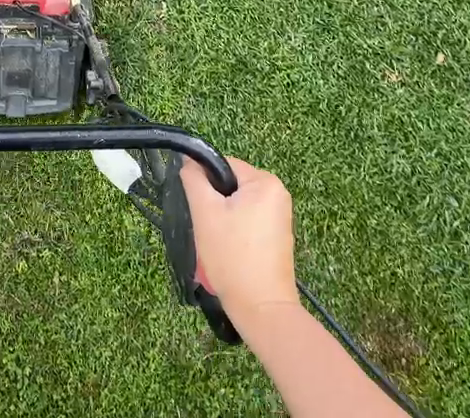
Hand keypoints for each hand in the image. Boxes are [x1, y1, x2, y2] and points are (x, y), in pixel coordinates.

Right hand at [179, 156, 297, 321]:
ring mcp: (280, 216)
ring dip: (220, 219)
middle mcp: (278, 194)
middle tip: (204, 226)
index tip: (195, 204)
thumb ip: (194, 179)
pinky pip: (247, 221)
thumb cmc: (232, 256)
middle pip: (231, 186)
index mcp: (266, 182)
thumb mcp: (205, 212)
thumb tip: (189, 161)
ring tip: (214, 241)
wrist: (261, 308)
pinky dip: (233, 231)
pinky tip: (226, 250)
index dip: (204, 181)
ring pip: (236, 205)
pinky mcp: (276, 236)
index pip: (223, 165)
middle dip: (213, 203)